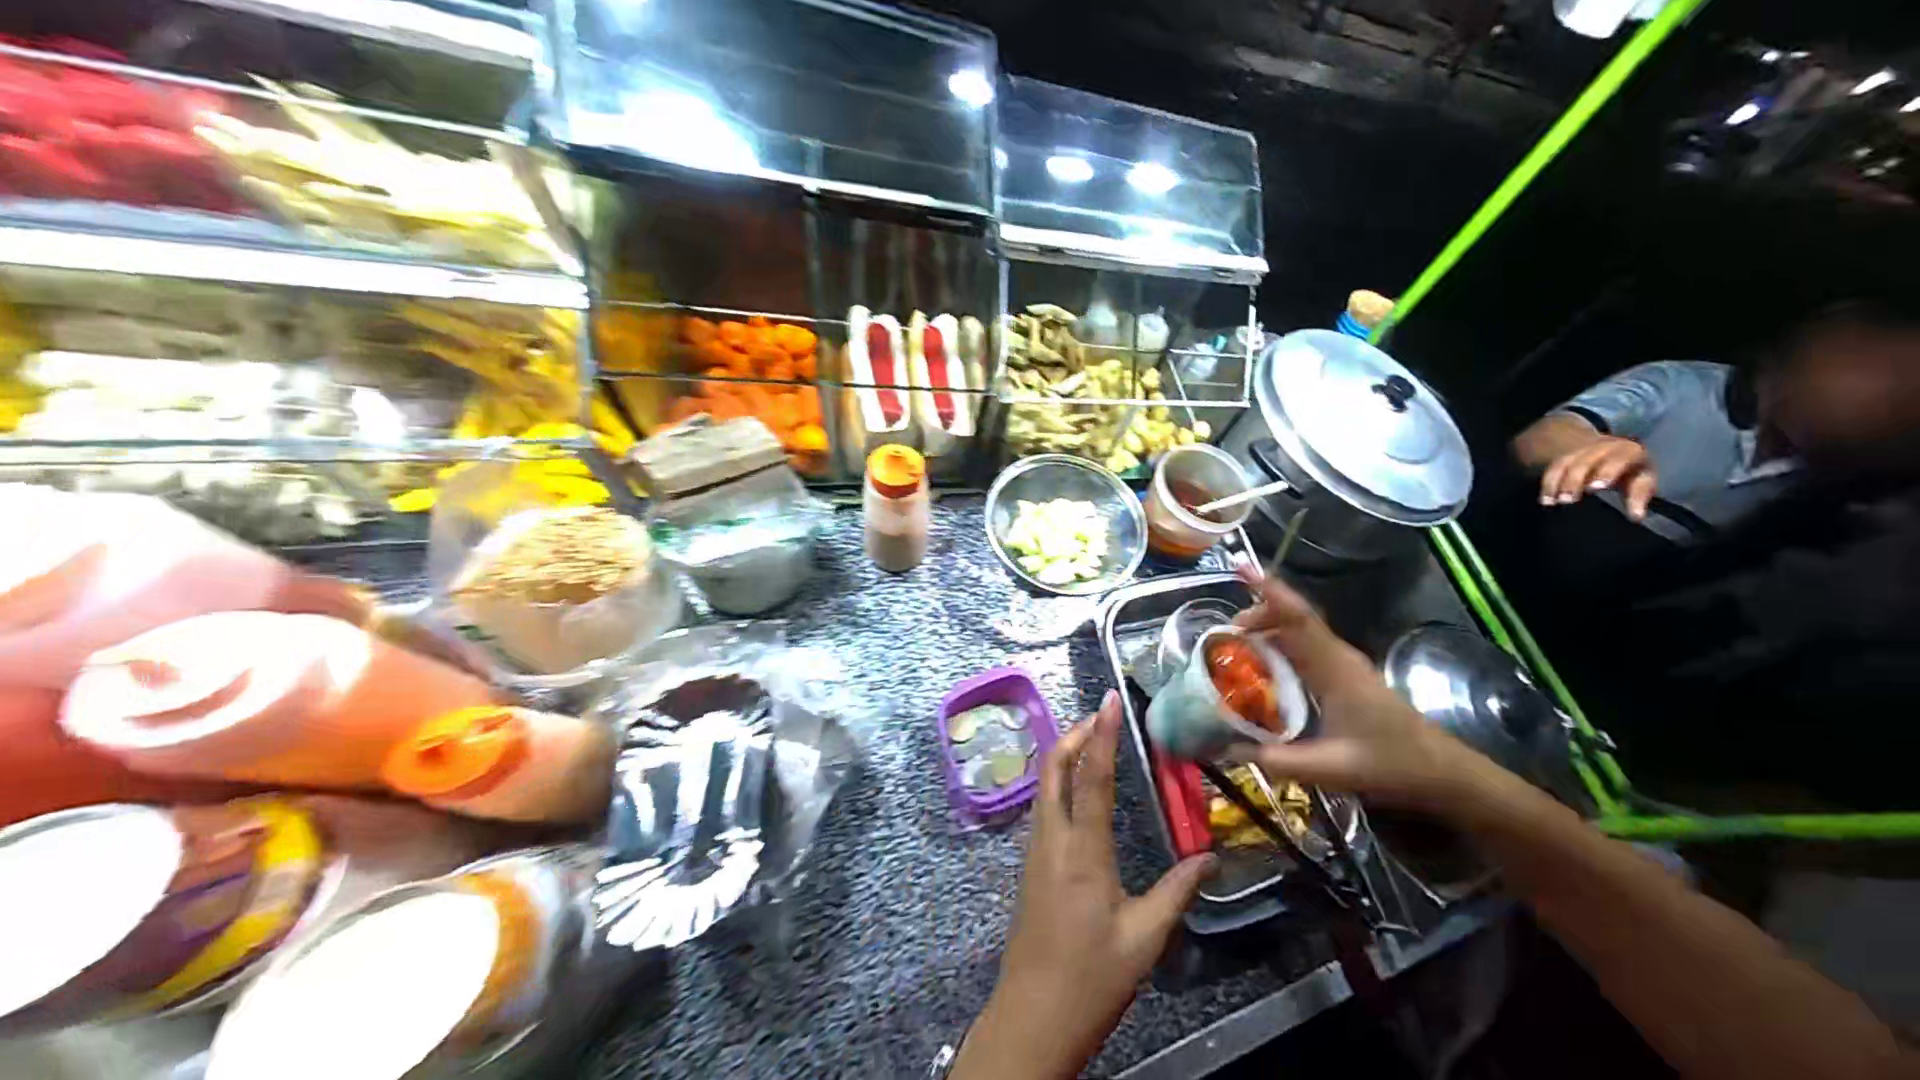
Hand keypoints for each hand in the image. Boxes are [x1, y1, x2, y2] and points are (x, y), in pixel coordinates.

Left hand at [951, 691, 1213, 1079]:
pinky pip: (1043, 808)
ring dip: (1064, 756)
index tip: (1108, 701)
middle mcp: (1052, 839)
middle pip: (1052, 769)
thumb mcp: (1145, 937)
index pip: (1091, 778)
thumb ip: (1176, 891)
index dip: (1101, 735)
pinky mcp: (1031, 865)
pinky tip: (1079, 792)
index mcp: (1082, 850)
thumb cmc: (1092, 977)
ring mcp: (1035, 851)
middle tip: (1100, 716)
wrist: (1033, 1013)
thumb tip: (1210, 859)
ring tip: (1093, 742)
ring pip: (1044, 786)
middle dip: (1073, 735)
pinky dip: (1059, 783)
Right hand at [1228, 564, 1484, 811]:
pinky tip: (1260, 670)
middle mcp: (1337, 657)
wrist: (1444, 774)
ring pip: (1297, 632)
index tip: (1241, 568)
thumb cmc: (1392, 764)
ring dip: (1265, 631)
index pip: (1297, 617)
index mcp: (1335, 669)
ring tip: (1232, 649)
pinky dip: (1278, 648)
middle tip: (1222, 635)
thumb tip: (1225, 749)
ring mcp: (1342, 665)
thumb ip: (1275, 760)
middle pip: (1293, 618)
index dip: (1269, 591)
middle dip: (1256, 615)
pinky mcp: (1343, 676)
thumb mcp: (1330, 768)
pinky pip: (1303, 649)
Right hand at [1540, 435, 1656, 520]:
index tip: (1595, 488)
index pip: (1618, 459)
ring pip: (1565, 465)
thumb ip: (1638, 496)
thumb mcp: (1642, 481)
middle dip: (1575, 480)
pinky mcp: (1564, 458)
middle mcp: (1603, 447)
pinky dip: (1548, 485)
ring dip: (1557, 484)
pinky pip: (1552, 470)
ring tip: (1552, 502)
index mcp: (1629, 451)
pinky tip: (1546, 500)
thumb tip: (1636, 516)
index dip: (1606, 472)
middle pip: (1585, 461)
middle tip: (1568, 500)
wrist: (1612, 452)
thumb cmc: (1631, 473)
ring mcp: (1580, 451)